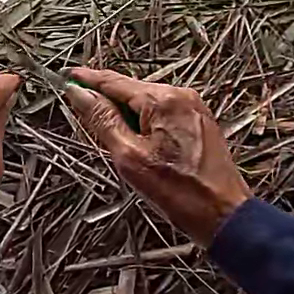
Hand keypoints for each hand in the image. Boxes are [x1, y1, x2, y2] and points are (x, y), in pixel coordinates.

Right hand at [61, 68, 250, 246]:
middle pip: (129, 90)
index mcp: (164, 100)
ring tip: (114, 143)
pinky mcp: (198, 121)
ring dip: (125, 116)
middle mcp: (181, 96)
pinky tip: (137, 144)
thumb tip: (80, 94)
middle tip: (83, 117)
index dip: (87, 79)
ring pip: (145, 102)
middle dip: (106, 102)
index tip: (69, 78)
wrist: (224, 216)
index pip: (113, 81)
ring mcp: (192, 108)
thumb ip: (102, 120)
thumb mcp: (129, 157)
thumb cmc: (183, 193)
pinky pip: (161, 113)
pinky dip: (143, 122)